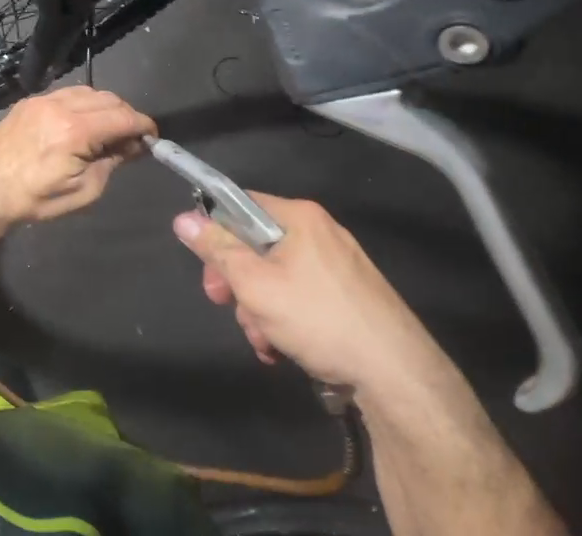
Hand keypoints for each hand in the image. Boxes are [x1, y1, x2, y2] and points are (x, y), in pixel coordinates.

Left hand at [0, 86, 155, 225]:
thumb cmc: (36, 198)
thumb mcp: (85, 190)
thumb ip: (112, 162)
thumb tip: (132, 145)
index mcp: (74, 130)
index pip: (123, 117)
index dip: (144, 127)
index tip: (153, 139)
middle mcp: (57, 106)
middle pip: (108, 99)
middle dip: (126, 116)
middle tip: (131, 140)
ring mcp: (39, 101)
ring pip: (86, 92)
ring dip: (104, 108)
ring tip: (107, 133)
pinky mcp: (27, 103)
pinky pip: (64, 95)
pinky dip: (81, 105)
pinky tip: (82, 125)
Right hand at [173, 194, 447, 394]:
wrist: (398, 377)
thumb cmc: (318, 319)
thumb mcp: (254, 284)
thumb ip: (216, 249)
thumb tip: (182, 218)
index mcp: (300, 218)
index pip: (238, 204)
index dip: (213, 232)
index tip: (206, 265)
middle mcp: (321, 234)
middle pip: (254, 244)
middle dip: (236, 280)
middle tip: (226, 304)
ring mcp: (338, 266)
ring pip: (274, 276)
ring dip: (257, 308)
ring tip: (264, 339)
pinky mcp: (349, 296)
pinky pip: (299, 295)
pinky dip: (283, 318)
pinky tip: (282, 347)